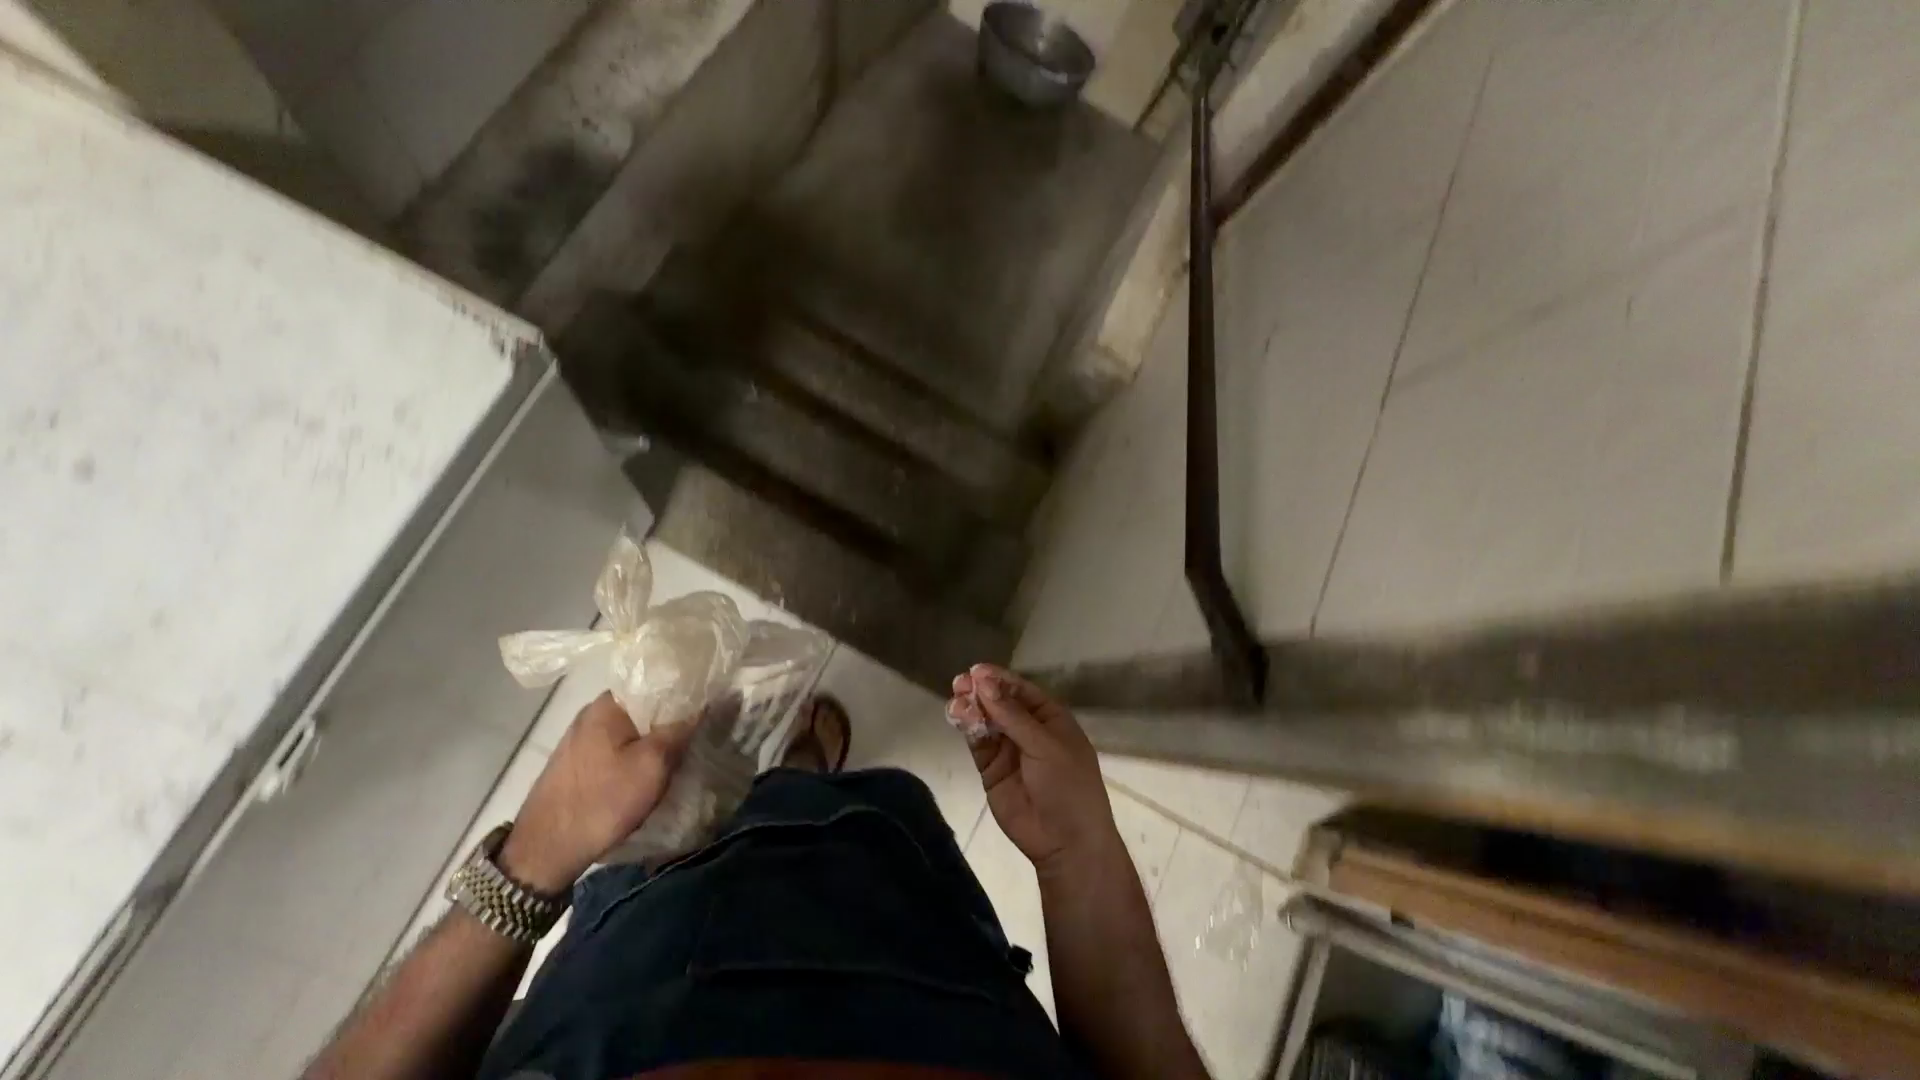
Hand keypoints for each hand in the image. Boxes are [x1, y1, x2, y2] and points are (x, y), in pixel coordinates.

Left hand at [499, 692, 693, 893]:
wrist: (545, 850)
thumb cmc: (603, 800)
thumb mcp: (653, 764)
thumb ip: (681, 729)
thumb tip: (707, 700)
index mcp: (607, 704)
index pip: (657, 683)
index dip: (686, 694)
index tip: (709, 708)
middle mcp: (590, 714)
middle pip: (644, 708)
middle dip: (670, 721)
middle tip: (696, 739)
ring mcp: (580, 739)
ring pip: (630, 731)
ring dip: (652, 743)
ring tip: (676, 760)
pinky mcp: (576, 764)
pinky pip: (616, 750)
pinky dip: (634, 759)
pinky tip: (646, 777)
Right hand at [949, 664, 1120, 877]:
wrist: (1065, 840)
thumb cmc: (1067, 785)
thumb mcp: (1045, 746)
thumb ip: (1012, 715)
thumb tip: (984, 683)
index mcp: (1050, 719)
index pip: (1021, 690)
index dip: (999, 679)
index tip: (976, 671)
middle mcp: (1028, 730)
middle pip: (999, 703)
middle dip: (980, 692)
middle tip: (960, 684)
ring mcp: (1008, 750)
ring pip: (985, 721)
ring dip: (970, 709)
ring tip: (956, 701)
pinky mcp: (991, 769)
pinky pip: (977, 743)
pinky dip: (967, 729)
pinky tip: (957, 718)